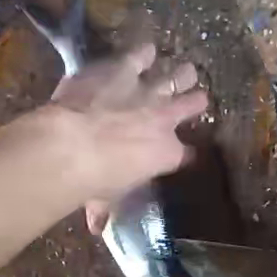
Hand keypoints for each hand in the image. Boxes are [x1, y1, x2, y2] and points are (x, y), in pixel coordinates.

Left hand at [43, 43, 206, 229]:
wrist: (75, 145)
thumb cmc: (97, 180)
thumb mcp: (104, 199)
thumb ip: (103, 210)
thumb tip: (95, 229)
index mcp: (167, 155)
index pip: (186, 154)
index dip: (186, 153)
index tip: (185, 154)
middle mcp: (164, 120)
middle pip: (189, 106)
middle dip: (195, 102)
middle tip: (201, 96)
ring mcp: (144, 91)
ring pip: (172, 78)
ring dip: (180, 74)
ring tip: (189, 69)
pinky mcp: (121, 70)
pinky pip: (137, 57)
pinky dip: (142, 53)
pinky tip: (147, 47)